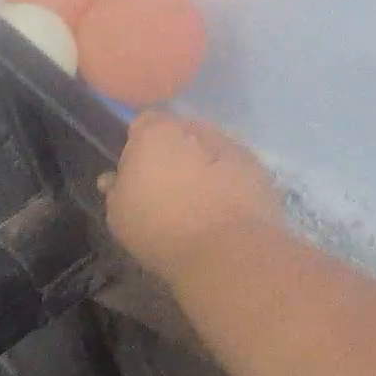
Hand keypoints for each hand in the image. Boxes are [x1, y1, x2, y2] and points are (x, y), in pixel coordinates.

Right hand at [98, 111, 279, 284]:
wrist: (227, 252)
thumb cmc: (160, 228)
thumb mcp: (118, 214)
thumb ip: (116, 189)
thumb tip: (114, 179)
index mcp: (156, 134)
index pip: (143, 122)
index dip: (138, 144)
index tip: (135, 170)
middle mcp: (195, 131)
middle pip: (180, 134)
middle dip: (173, 152)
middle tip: (165, 186)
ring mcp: (232, 149)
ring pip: (210, 151)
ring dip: (203, 166)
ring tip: (197, 202)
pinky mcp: (261, 172)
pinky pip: (235, 172)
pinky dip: (229, 184)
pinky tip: (222, 212)